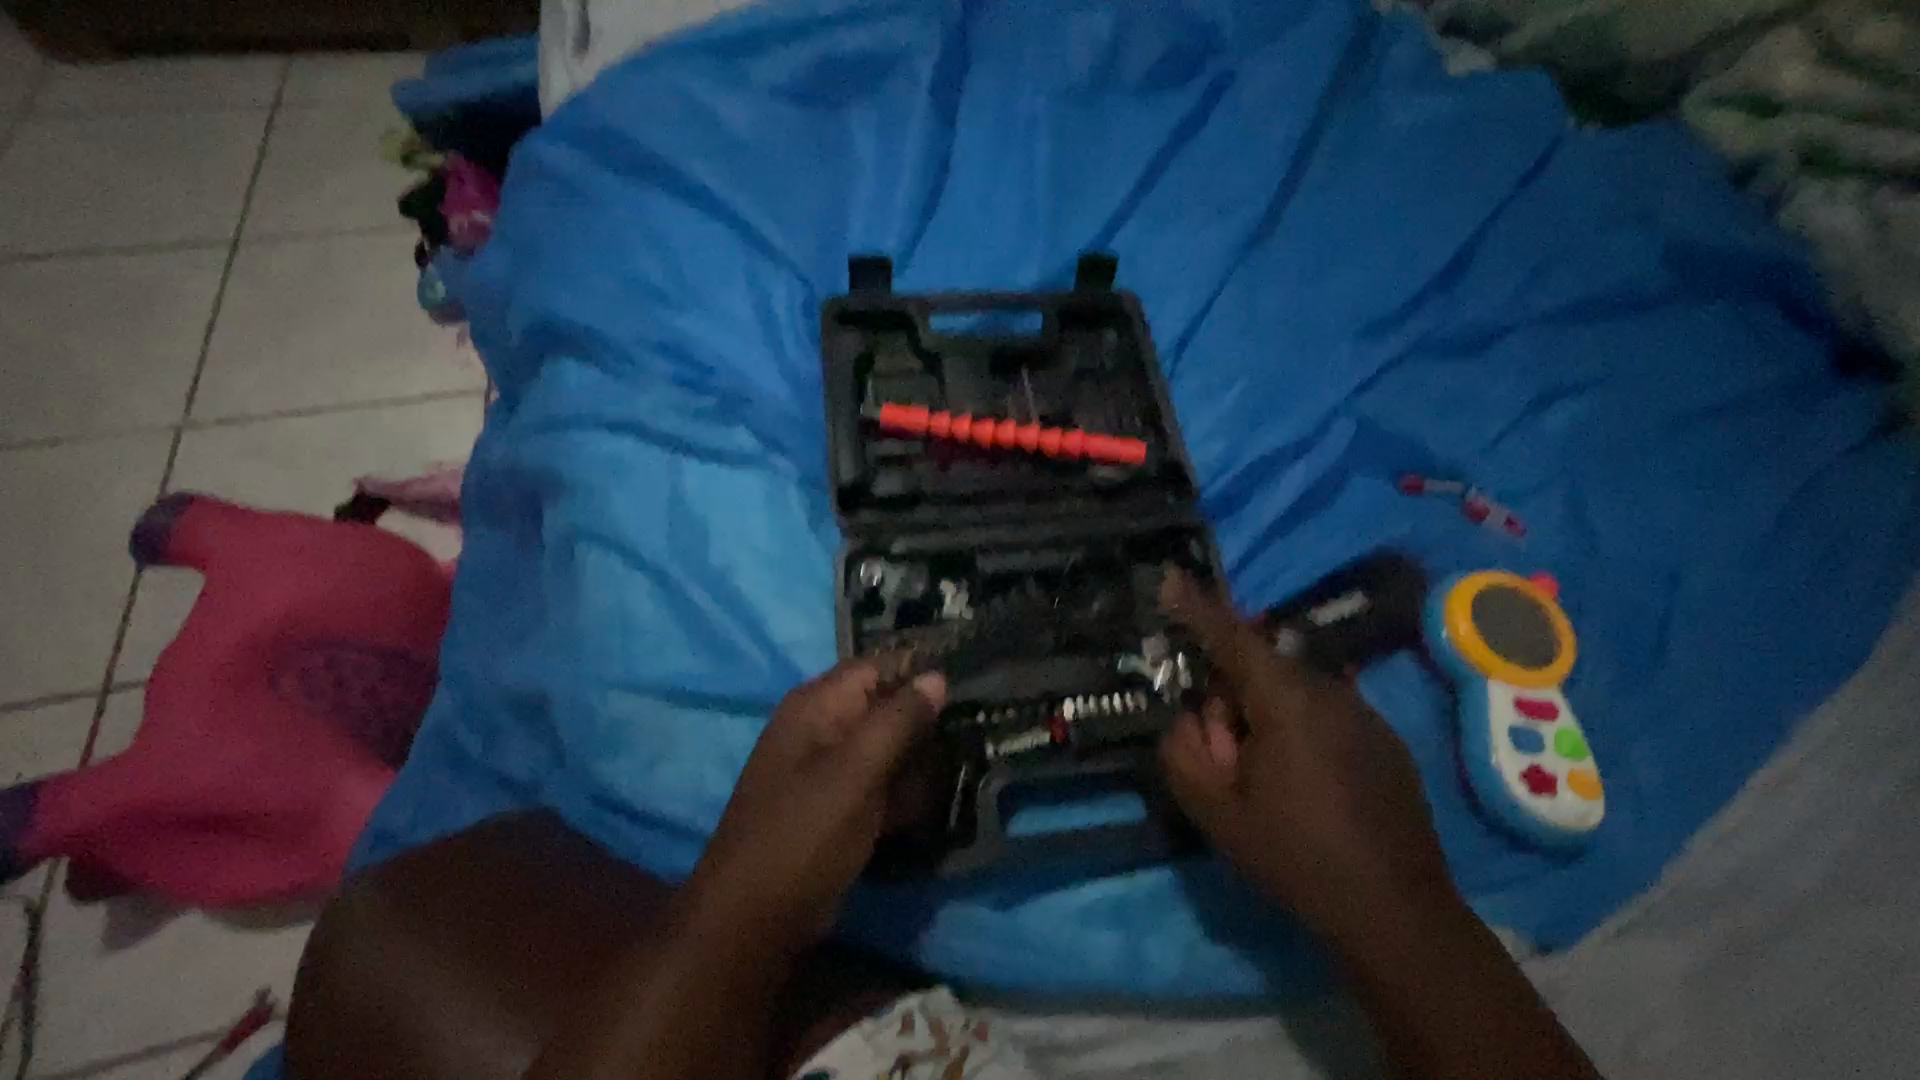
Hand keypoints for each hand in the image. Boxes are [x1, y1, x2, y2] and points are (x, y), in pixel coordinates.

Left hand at [682, 661, 945, 954]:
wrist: (755, 919)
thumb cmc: (805, 833)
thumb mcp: (856, 770)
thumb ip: (898, 719)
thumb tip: (937, 676)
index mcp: (816, 706)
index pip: (876, 668)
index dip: (920, 672)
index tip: (971, 684)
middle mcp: (820, 729)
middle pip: (883, 708)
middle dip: (926, 721)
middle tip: (976, 731)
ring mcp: (828, 772)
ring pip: (886, 750)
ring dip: (920, 761)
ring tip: (966, 766)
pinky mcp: (836, 810)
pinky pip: (878, 787)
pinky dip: (904, 794)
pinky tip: (935, 804)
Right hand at [1158, 569, 1454, 941]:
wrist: (1396, 913)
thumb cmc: (1296, 858)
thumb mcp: (1216, 811)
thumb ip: (1184, 750)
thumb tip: (1190, 716)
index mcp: (1287, 702)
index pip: (1232, 637)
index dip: (1197, 607)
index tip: (1171, 577)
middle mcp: (1331, 693)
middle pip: (1260, 667)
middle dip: (1229, 695)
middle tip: (1222, 755)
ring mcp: (1365, 714)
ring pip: (1292, 691)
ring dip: (1264, 715)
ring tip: (1262, 778)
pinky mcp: (1383, 740)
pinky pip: (1323, 712)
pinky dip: (1296, 728)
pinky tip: (1302, 786)